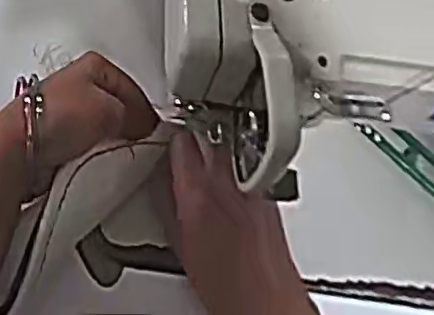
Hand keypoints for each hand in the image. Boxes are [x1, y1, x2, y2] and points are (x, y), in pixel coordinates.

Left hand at [12, 52, 158, 170]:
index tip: (156, 132)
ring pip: (104, 127)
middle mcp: (80, 82)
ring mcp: (69, 109)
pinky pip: (88, 144)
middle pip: (118, 106)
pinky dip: (96, 153)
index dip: (146, 111)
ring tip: (116, 156)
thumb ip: (134, 118)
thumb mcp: (110, 111)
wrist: (21, 146)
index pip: (133, 88)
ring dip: (112, 142)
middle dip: (130, 126)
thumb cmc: (56, 116)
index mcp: (95, 64)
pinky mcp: (60, 135)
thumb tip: (144, 128)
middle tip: (139, 144)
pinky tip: (98, 162)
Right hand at [164, 129, 314, 314]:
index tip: (171, 135)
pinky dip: (236, 163)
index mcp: (196, 193)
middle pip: (207, 136)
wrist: (267, 303)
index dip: (174, 135)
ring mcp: (248, 184)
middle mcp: (224, 182)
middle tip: (187, 140)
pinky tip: (231, 177)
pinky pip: (247, 164)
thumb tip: (166, 188)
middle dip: (196, 134)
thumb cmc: (227, 288)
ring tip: (208, 153)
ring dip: (216, 145)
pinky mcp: (267, 193)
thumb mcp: (183, 244)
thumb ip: (173, 205)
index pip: (181, 143)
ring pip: (228, 146)